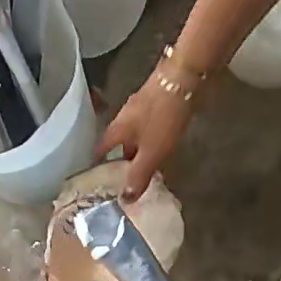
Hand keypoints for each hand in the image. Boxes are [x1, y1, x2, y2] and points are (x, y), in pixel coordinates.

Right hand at [96, 68, 195, 198]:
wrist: (183, 80)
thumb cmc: (162, 117)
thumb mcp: (151, 151)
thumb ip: (139, 174)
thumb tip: (125, 199)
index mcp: (117, 131)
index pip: (100, 152)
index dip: (98, 168)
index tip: (98, 184)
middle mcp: (124, 121)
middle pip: (117, 146)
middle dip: (120, 165)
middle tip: (124, 185)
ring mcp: (139, 112)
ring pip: (134, 139)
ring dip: (137, 156)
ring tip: (143, 175)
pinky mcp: (156, 107)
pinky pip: (148, 132)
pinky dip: (149, 145)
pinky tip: (160, 154)